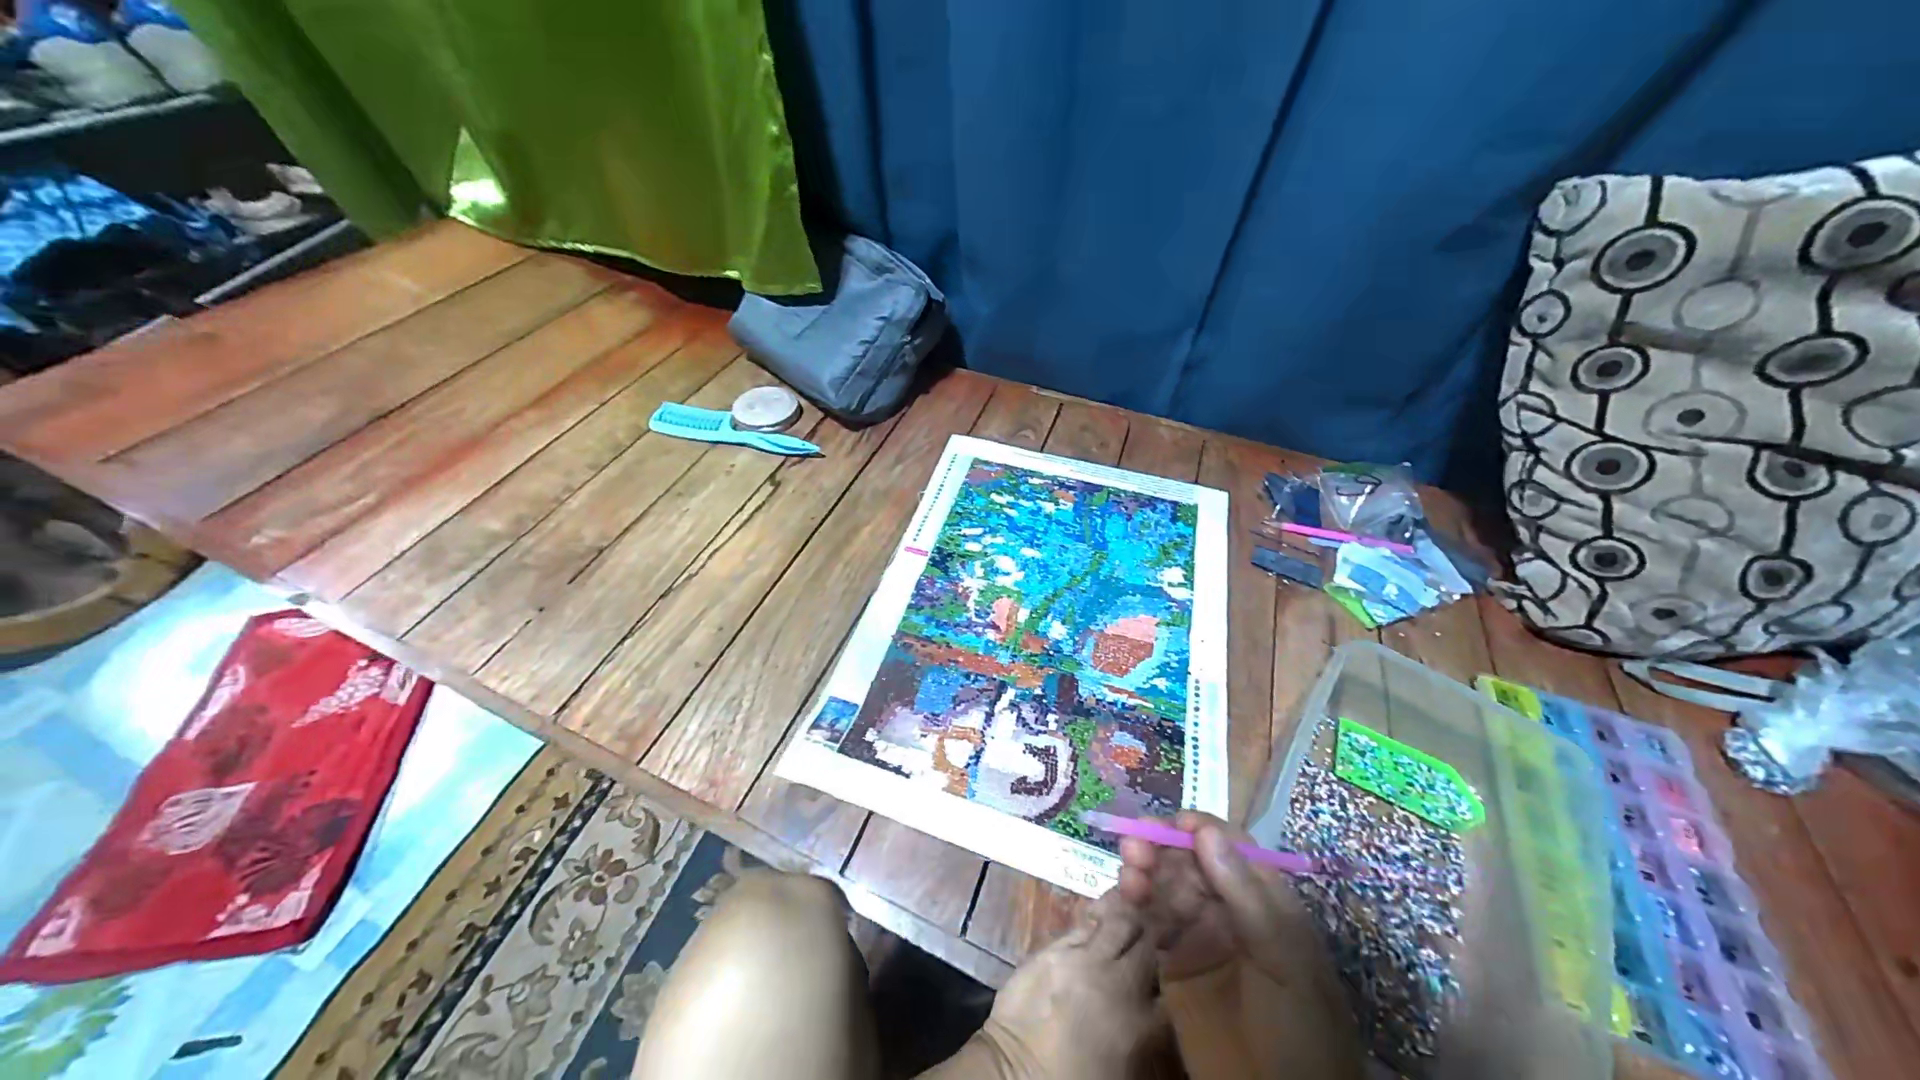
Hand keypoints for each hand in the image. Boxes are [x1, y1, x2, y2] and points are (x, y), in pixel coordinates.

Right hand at [1116, 812, 1363, 1079]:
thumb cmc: (1302, 1030)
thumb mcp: (1285, 959)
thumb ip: (1245, 894)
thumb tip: (1204, 831)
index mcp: (1264, 902)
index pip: (1229, 848)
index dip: (1200, 830)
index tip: (1174, 824)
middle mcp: (1227, 910)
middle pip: (1188, 861)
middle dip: (1162, 845)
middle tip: (1134, 843)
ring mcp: (1197, 937)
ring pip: (1164, 886)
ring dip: (1144, 868)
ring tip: (1128, 868)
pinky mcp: (1171, 965)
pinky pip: (1148, 921)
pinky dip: (1134, 901)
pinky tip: (1125, 892)